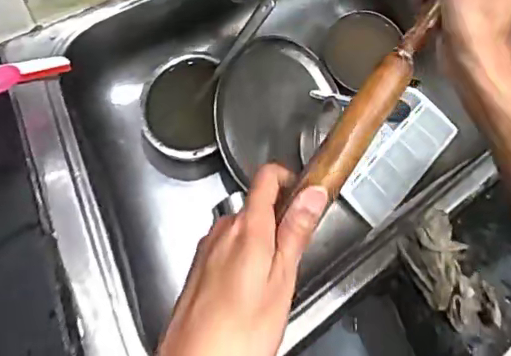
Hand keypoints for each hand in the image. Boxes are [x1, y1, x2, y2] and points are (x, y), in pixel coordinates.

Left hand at [156, 164, 329, 355]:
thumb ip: (296, 231)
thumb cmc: (238, 335)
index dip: (288, 178)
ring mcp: (207, 247)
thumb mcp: (282, 281)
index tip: (302, 195)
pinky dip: (239, 260)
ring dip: (258, 243)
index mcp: (248, 226)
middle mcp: (223, 228)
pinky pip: (225, 249)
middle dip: (277, 221)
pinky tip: (245, 296)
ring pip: (240, 229)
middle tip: (293, 253)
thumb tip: (313, 192)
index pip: (267, 175)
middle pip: (255, 204)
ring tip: (270, 283)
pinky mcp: (197, 268)